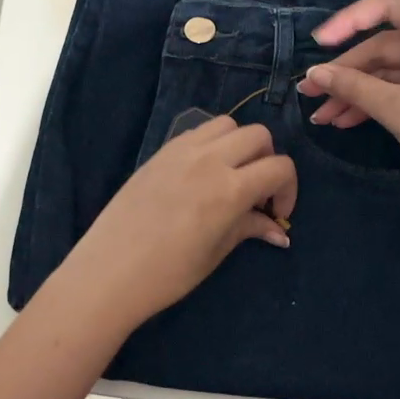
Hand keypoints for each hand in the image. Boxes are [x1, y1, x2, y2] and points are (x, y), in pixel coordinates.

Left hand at [54, 116, 296, 326]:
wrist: (110, 271)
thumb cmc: (168, 273)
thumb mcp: (215, 253)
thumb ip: (248, 229)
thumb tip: (278, 231)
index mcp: (230, 189)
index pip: (279, 168)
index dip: (289, 190)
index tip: (277, 214)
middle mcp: (209, 160)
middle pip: (258, 136)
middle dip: (268, 161)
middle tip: (257, 194)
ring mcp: (181, 151)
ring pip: (227, 125)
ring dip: (239, 146)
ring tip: (231, 177)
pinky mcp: (160, 154)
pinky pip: (197, 133)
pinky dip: (211, 145)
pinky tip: (202, 176)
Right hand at [297, 0, 399, 217]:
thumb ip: (354, 87)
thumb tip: (314, 75)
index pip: (391, 6)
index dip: (351, 20)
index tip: (319, 43)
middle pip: (383, 46)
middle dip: (346, 71)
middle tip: (308, 92)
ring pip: (385, 74)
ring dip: (353, 93)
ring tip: (320, 115)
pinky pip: (395, 93)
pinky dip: (370, 105)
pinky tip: (343, 121)